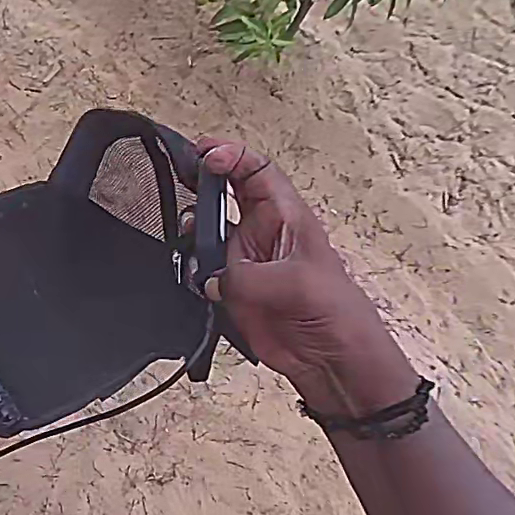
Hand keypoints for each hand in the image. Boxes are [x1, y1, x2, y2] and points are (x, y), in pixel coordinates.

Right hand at [196, 138, 417, 415]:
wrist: (329, 359)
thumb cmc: (334, 311)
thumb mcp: (295, 284)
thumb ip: (247, 276)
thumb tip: (212, 278)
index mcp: (286, 217)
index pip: (256, 172)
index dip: (232, 156)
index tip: (206, 155)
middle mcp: (261, 233)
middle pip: (226, 193)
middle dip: (203, 180)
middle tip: (181, 173)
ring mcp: (243, 261)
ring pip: (207, 233)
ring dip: (193, 231)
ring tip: (189, 235)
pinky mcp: (231, 289)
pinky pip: (202, 271)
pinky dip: (193, 271)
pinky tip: (197, 278)